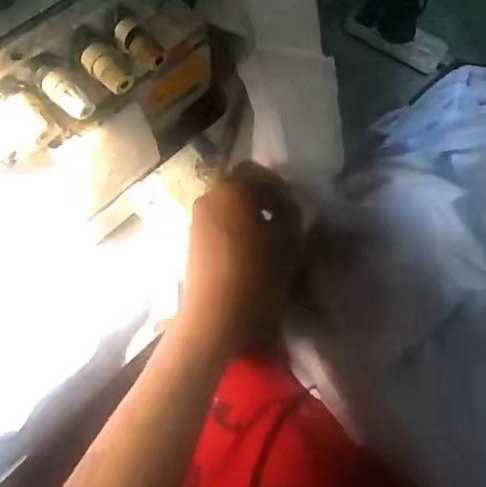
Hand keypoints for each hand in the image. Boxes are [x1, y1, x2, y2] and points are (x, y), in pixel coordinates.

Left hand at [180, 163, 303, 354]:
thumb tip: (283, 208)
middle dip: (261, 199)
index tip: (293, 206)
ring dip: (247, 215)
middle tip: (282, 220)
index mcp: (233, 188)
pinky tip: (249, 251)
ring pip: (227, 206)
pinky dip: (234, 229)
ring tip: (268, 238)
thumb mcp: (288, 240)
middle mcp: (210, 196)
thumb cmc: (257, 273)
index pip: (257, 171)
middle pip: (239, 186)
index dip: (277, 186)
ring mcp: (197, 219)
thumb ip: (289, 214)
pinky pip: (218, 224)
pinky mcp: (191, 241)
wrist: (216, 315)